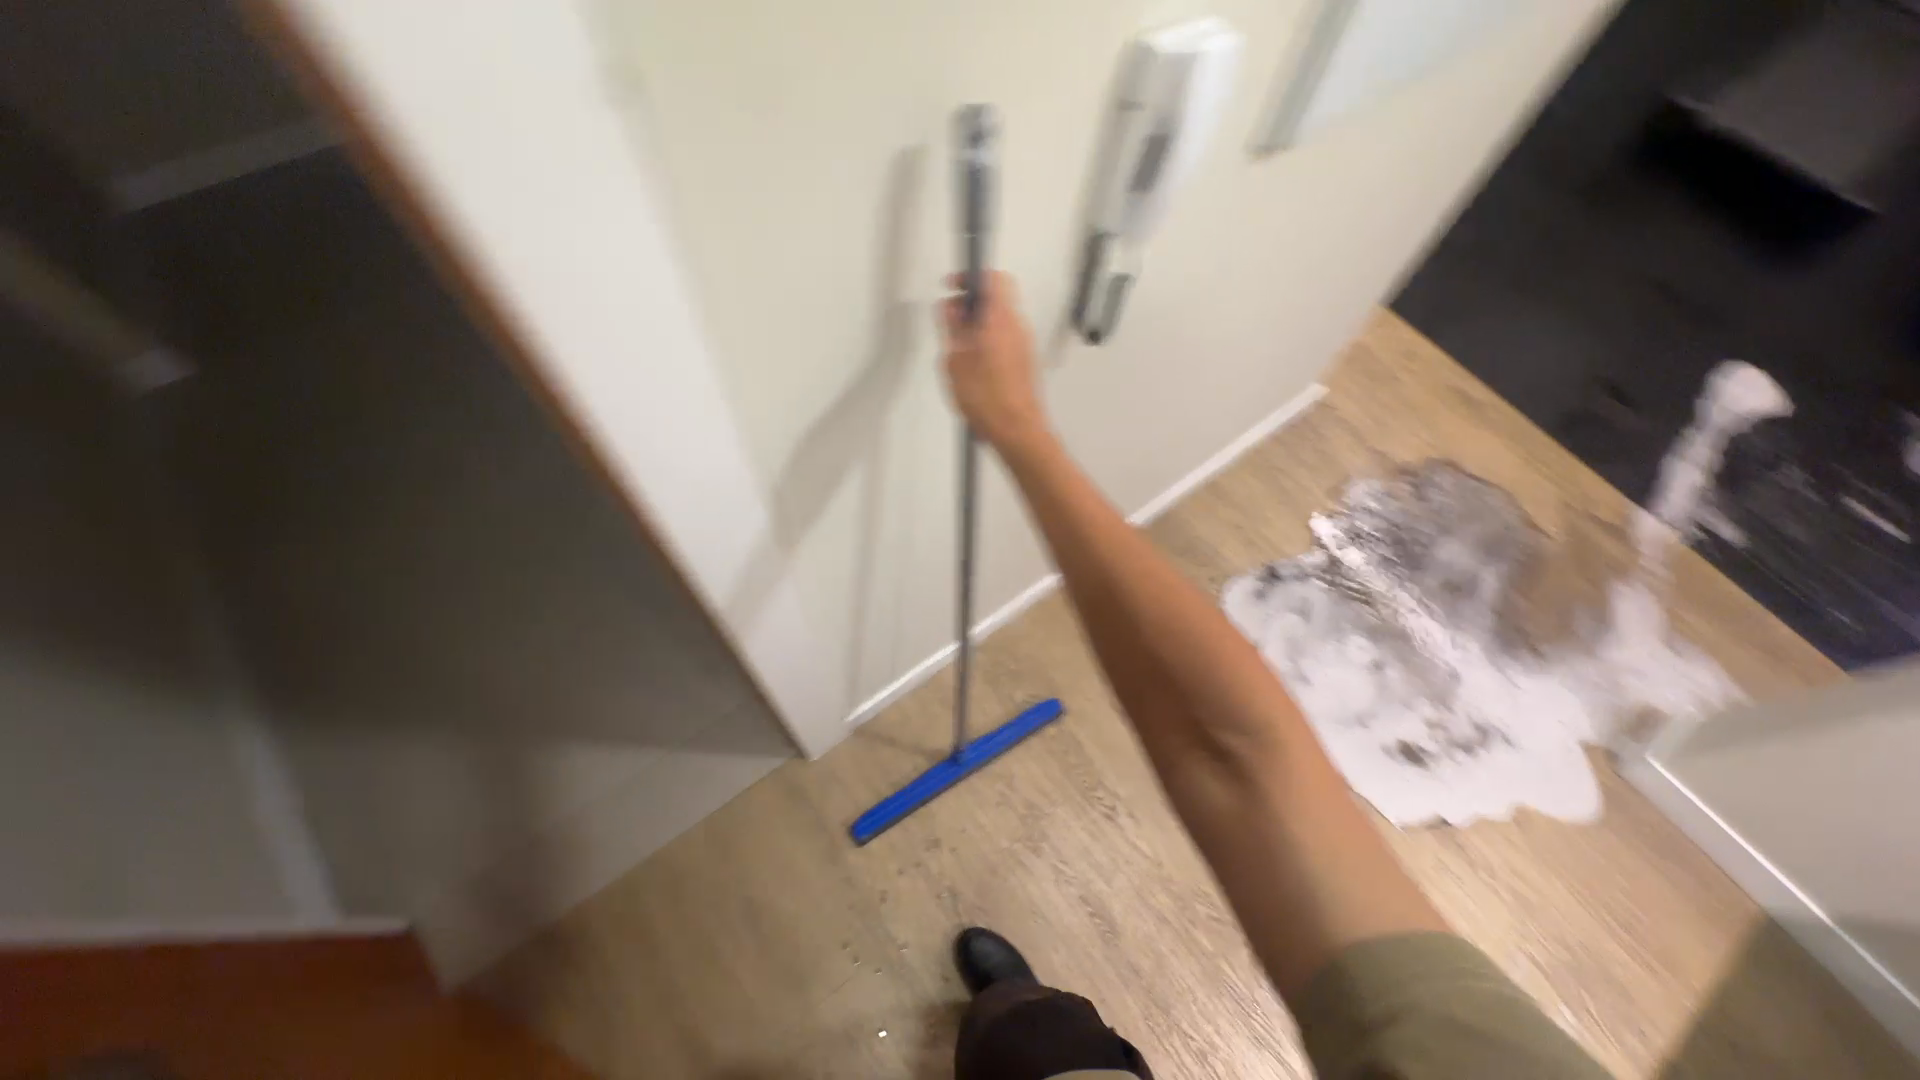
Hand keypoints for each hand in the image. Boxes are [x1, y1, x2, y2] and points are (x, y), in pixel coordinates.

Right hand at [939, 270, 1048, 451]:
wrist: (1017, 430)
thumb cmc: (988, 399)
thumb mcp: (955, 361)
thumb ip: (951, 329)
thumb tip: (949, 307)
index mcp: (1000, 320)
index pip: (993, 278)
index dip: (971, 275)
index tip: (953, 285)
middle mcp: (1017, 327)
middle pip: (997, 296)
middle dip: (971, 301)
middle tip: (950, 317)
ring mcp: (1024, 344)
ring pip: (1000, 317)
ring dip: (977, 321)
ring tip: (957, 343)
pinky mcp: (1024, 359)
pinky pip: (1004, 336)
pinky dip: (987, 337)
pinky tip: (971, 361)